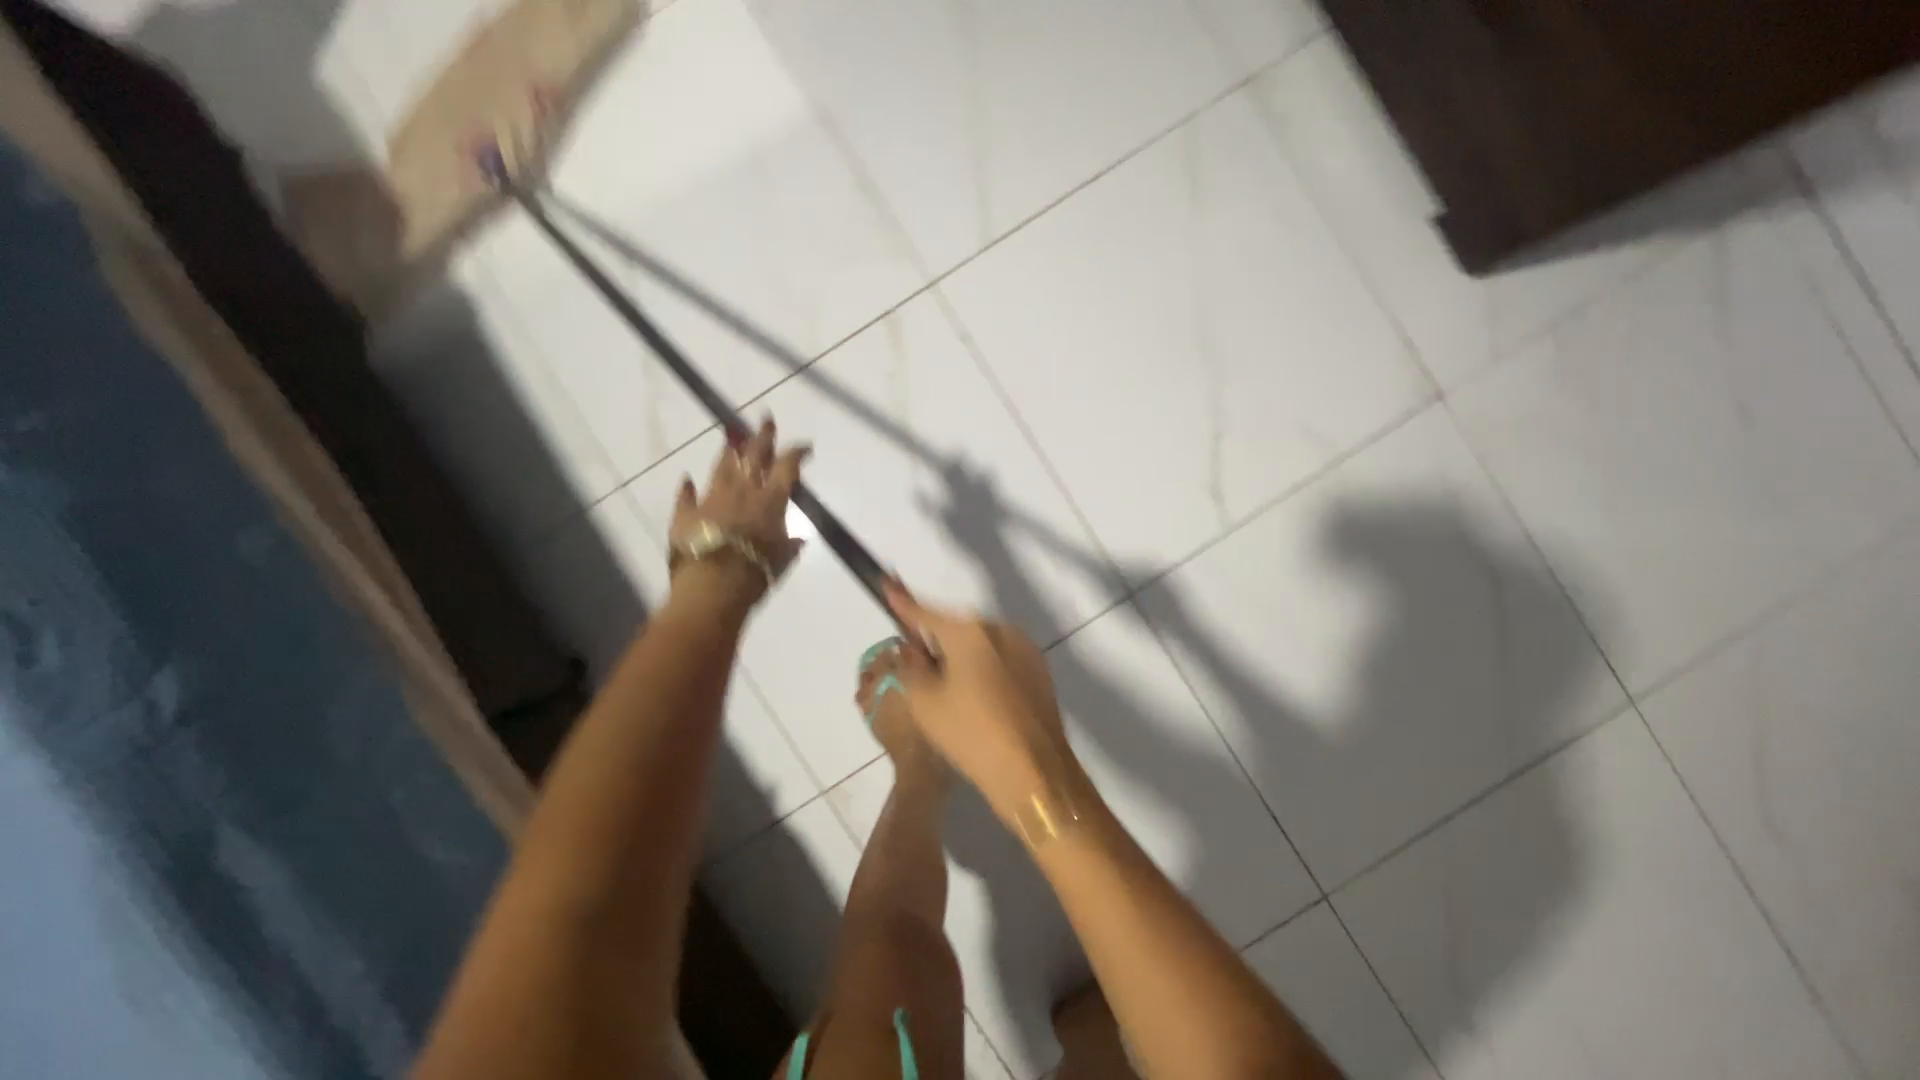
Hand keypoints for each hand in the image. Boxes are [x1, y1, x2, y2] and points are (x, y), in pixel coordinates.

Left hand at [670, 418, 809, 603]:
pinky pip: (686, 496)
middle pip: (754, 457)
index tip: (805, 446)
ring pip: (722, 468)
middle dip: (763, 437)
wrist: (711, 588)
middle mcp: (742, 493)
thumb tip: (799, 539)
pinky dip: (688, 488)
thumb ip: (790, 547)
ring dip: (729, 452)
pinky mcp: (685, 513)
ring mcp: (711, 499)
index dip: (797, 453)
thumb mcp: (781, 562)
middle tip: (766, 419)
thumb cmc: (754, 575)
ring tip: (732, 439)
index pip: (787, 467)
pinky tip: (687, 479)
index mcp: (770, 502)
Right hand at [883, 584, 1081, 820]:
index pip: (926, 611)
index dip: (902, 601)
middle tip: (916, 664)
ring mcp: (1025, 650)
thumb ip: (911, 667)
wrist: (1035, 772)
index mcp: (970, 631)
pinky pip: (1000, 662)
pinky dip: (982, 672)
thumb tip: (913, 649)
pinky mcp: (1039, 673)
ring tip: (945, 691)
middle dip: (935, 640)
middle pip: (956, 627)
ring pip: (980, 646)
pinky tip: (974, 701)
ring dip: (960, 658)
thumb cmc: (972, 734)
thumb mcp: (924, 703)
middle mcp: (1001, 629)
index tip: (887, 582)